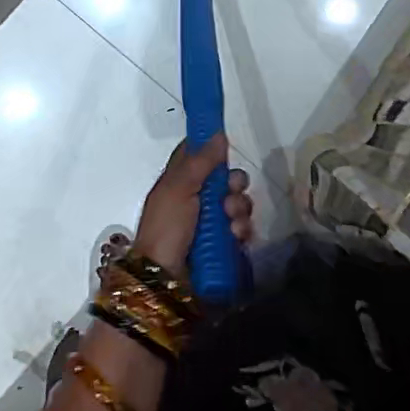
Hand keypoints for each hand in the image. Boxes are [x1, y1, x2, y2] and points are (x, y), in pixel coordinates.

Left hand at [132, 135, 252, 274]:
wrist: (166, 277)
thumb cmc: (166, 227)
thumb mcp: (177, 188)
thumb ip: (200, 161)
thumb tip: (218, 133)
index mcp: (179, 181)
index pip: (199, 156)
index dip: (213, 150)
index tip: (226, 148)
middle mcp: (197, 198)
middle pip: (227, 179)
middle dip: (234, 185)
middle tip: (229, 193)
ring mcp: (212, 222)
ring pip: (238, 203)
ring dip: (238, 210)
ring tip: (230, 223)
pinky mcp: (225, 244)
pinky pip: (243, 228)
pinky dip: (242, 231)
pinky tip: (235, 237)